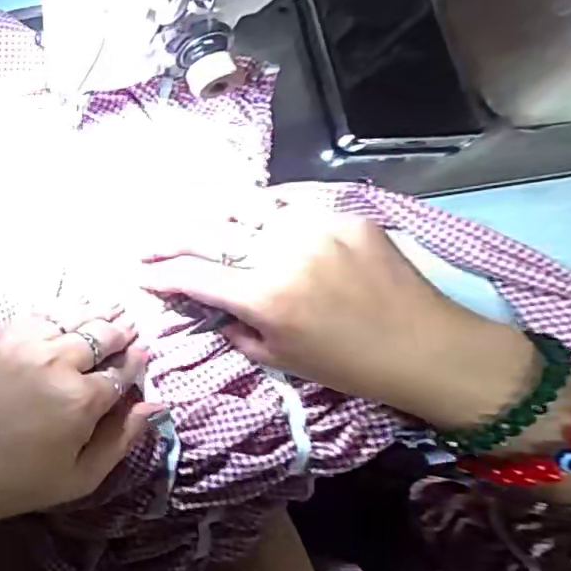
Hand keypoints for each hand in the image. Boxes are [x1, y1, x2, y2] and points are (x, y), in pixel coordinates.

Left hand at [0, 303, 164, 543]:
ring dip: (96, 313)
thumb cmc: (19, 480)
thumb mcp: (80, 477)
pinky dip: (61, 311)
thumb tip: (155, 404)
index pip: (123, 369)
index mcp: (81, 400)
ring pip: (74, 315)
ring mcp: (26, 343)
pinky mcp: (1, 336)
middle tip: (130, 329)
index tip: (145, 354)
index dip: (138, 360)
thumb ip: (122, 439)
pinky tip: (69, 314)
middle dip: (121, 332)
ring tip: (109, 311)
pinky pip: (40, 313)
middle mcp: (57, 362)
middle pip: (103, 334)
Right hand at [138, 198, 537, 429]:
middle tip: (150, 244)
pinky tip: (252, 217)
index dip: (161, 274)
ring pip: (246, 207)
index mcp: (268, 296)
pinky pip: (290, 204)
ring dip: (213, 216)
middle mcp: (285, 251)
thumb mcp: (280, 358)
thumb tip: (208, 303)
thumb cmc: (349, 367)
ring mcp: (317, 224)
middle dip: (171, 238)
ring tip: (195, 222)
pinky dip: (263, 211)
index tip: (141, 274)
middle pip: (209, 230)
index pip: (195, 274)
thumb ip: (235, 326)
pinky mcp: (345, 212)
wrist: (429, 348)